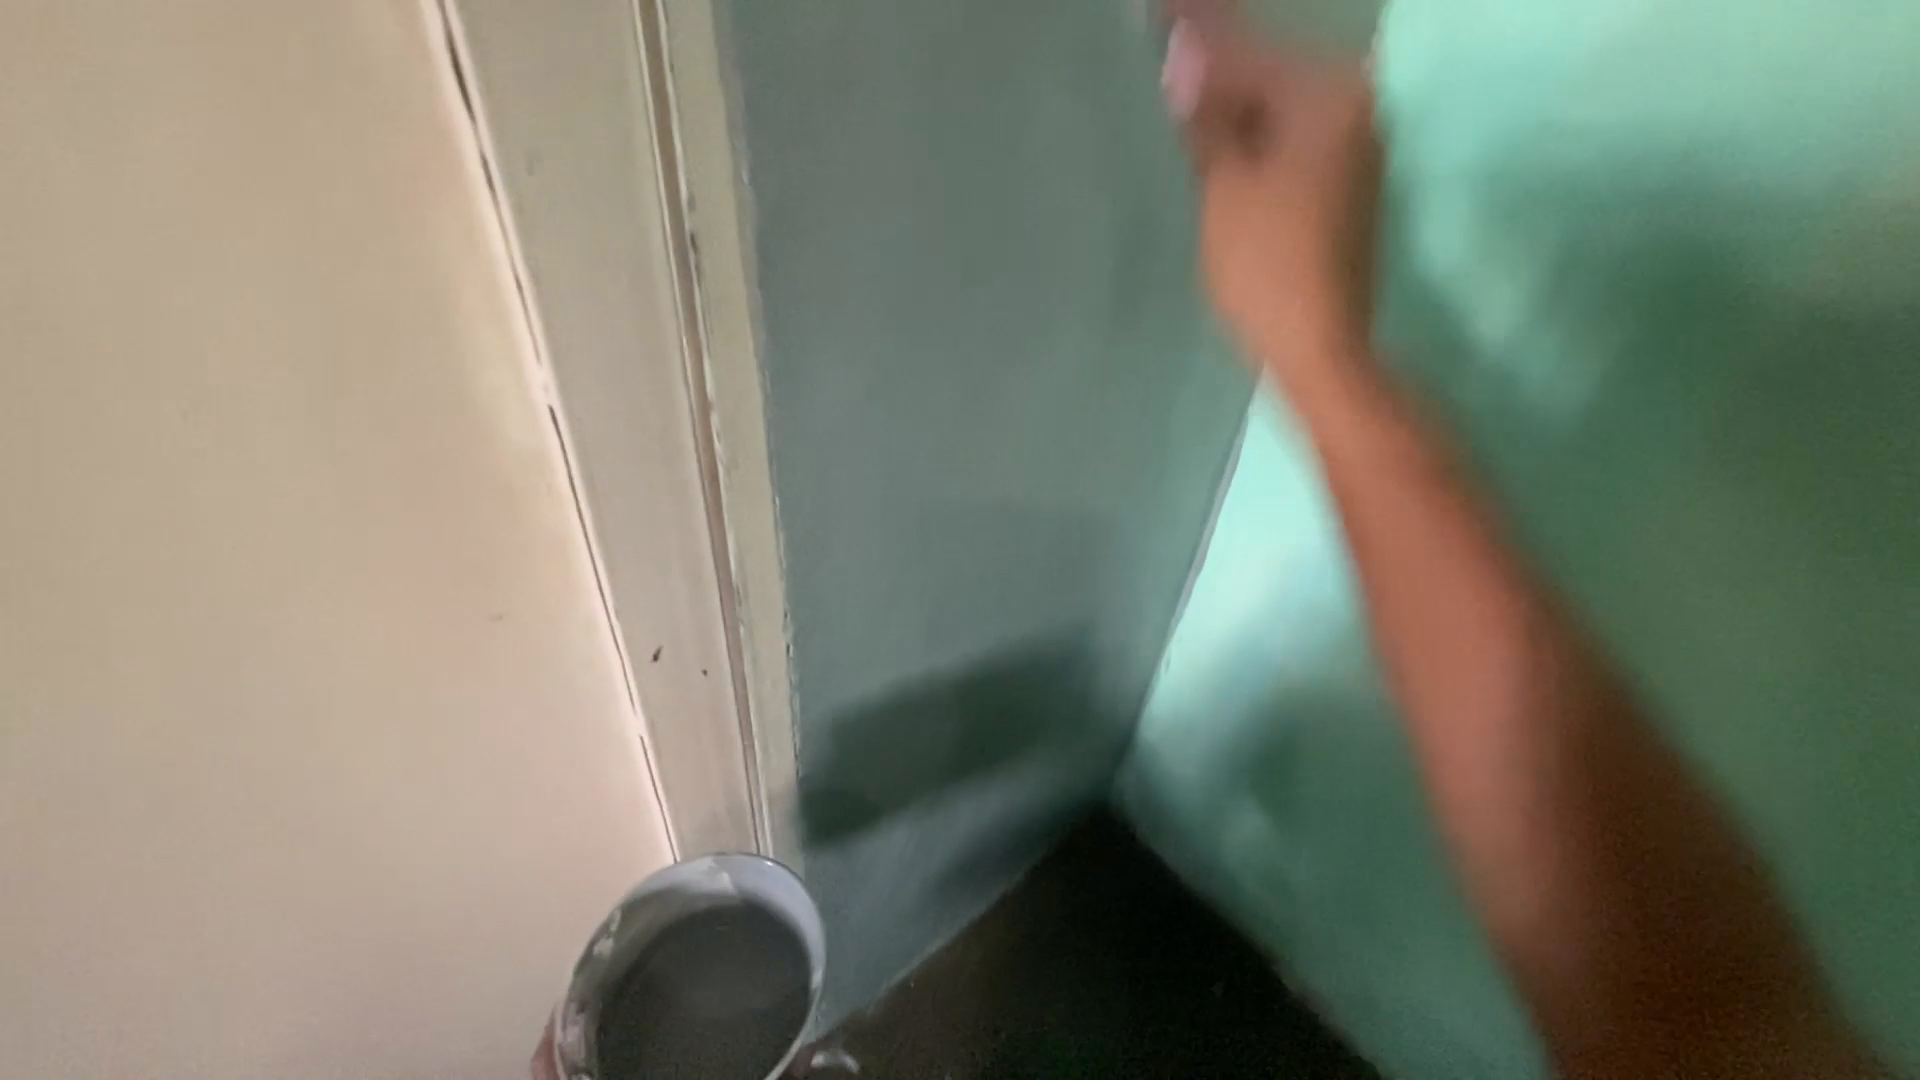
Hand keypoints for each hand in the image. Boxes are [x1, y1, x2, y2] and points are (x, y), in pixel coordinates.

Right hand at [1164, 16, 1381, 374]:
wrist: (1318, 343)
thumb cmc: (1266, 265)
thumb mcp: (1224, 188)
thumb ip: (1206, 119)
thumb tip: (1184, 57)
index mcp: (1327, 99)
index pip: (1248, 50)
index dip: (1196, 30)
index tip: (1158, 8)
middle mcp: (1354, 109)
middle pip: (1269, 72)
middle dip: (1216, 64)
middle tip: (1162, 46)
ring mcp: (1353, 149)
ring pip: (1278, 108)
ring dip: (1231, 102)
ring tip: (1178, 88)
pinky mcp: (1342, 185)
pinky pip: (1288, 139)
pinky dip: (1251, 135)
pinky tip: (1215, 137)